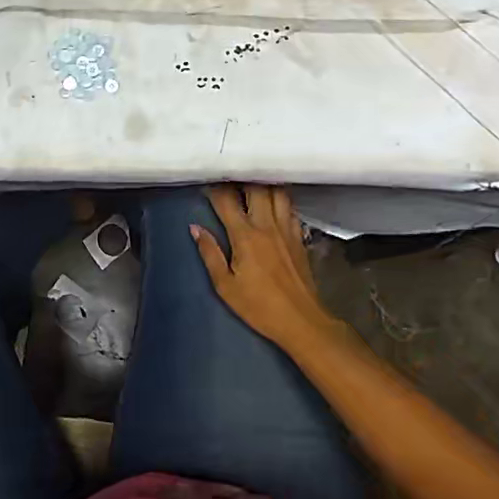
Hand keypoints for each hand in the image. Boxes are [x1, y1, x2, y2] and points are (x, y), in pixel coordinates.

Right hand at [193, 184, 347, 349]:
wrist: (303, 322)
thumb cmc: (260, 306)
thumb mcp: (226, 286)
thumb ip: (210, 253)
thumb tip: (195, 228)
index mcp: (245, 236)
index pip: (226, 201)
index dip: (214, 188)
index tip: (206, 182)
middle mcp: (267, 225)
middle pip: (256, 188)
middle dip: (241, 178)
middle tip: (229, 175)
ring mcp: (286, 229)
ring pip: (277, 192)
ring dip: (263, 183)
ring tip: (252, 181)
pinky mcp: (299, 237)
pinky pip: (290, 207)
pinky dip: (280, 198)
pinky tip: (273, 200)